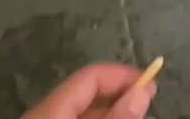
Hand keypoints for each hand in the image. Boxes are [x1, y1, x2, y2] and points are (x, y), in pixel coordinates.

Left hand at [23, 64, 156, 118]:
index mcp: (47, 108)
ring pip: (79, 110)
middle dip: (119, 95)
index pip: (92, 74)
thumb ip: (115, 117)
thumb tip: (145, 90)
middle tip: (145, 104)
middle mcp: (40, 112)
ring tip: (132, 114)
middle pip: (86, 93)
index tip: (150, 83)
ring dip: (109, 110)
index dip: (123, 74)